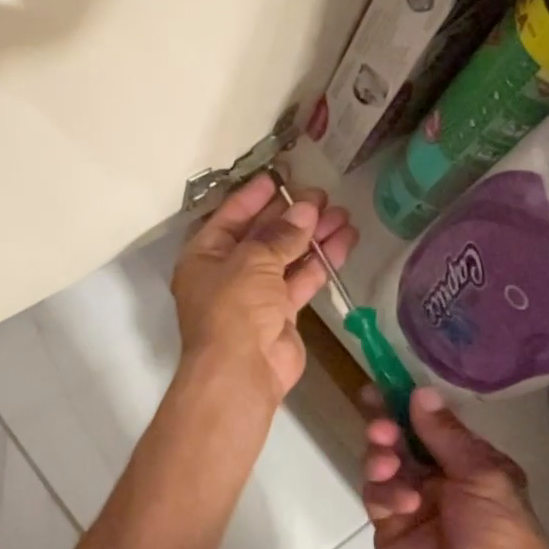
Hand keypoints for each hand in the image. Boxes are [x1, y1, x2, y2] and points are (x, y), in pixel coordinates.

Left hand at [172, 173, 357, 399]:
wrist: (241, 371)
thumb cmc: (234, 308)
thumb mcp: (252, 261)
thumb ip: (280, 234)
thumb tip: (305, 209)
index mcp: (203, 257)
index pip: (229, 218)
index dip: (254, 197)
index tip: (280, 177)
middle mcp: (225, 274)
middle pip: (260, 237)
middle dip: (291, 216)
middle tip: (323, 194)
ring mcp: (253, 296)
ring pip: (285, 258)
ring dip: (313, 236)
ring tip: (342, 213)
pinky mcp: (279, 315)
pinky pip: (301, 280)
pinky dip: (321, 262)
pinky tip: (345, 241)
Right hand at [361, 386, 548, 548]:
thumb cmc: (502, 537)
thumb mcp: (486, 479)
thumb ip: (447, 437)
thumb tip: (421, 393)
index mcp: (471, 465)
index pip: (433, 426)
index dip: (410, 405)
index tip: (385, 383)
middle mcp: (439, 479)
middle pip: (402, 441)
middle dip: (387, 426)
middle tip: (377, 418)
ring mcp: (411, 504)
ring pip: (383, 464)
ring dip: (382, 455)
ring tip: (387, 460)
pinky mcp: (389, 528)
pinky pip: (376, 496)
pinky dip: (383, 491)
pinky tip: (402, 501)